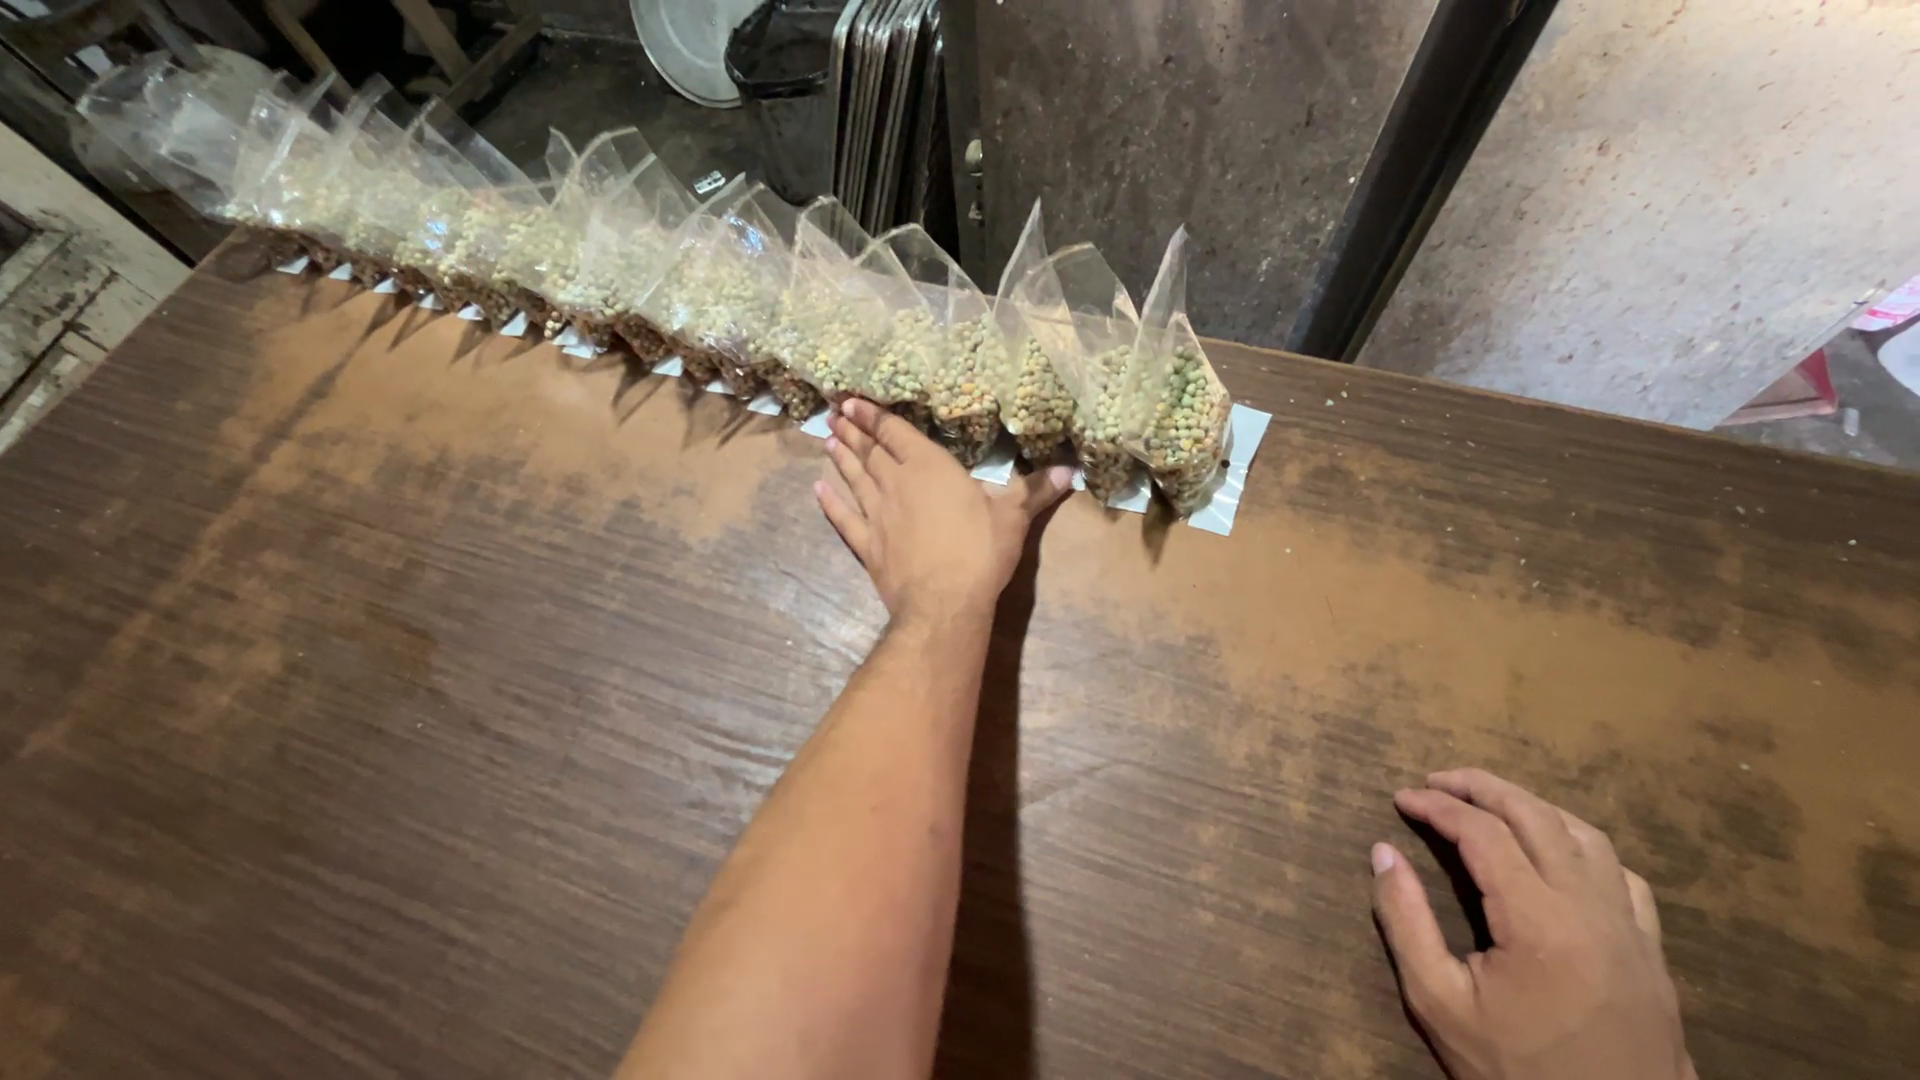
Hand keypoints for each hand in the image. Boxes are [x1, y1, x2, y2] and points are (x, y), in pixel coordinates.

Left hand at [815, 398, 1072, 626]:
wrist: (944, 603)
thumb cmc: (981, 551)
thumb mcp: (1015, 516)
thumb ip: (1036, 490)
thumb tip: (1071, 471)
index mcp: (930, 468)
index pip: (897, 434)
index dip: (875, 416)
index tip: (854, 401)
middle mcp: (897, 484)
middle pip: (870, 452)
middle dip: (853, 431)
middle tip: (834, 414)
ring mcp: (877, 516)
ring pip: (854, 479)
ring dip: (841, 458)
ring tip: (827, 439)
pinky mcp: (867, 546)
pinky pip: (844, 519)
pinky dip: (830, 503)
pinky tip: (818, 489)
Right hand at [1372, 769, 1695, 1079]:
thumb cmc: (1514, 1072)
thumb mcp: (1437, 1002)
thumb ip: (1405, 921)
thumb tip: (1383, 852)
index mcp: (1539, 921)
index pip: (1483, 833)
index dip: (1437, 806)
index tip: (1401, 798)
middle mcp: (1592, 910)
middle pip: (1536, 817)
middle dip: (1480, 787)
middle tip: (1435, 781)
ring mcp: (1631, 929)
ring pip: (1585, 836)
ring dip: (1530, 807)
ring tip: (1487, 803)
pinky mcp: (1652, 952)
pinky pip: (1622, 875)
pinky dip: (1579, 845)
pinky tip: (1554, 853)